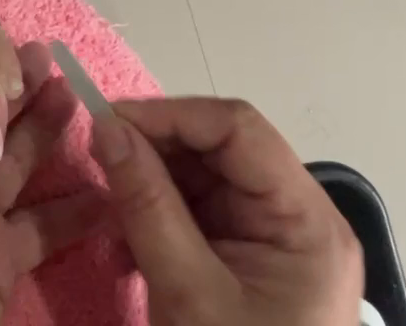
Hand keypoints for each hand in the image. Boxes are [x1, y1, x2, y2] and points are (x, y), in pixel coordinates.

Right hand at [89, 97, 363, 325]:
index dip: (169, 114)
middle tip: (100, 168)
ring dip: (148, 186)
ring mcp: (271, 235)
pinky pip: (194, 208)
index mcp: (304, 220)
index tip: (106, 124)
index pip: (236, 127)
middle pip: (216, 146)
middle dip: (153, 152)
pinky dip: (155, 215)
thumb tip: (103, 124)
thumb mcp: (187, 290)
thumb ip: (146, 202)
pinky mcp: (247, 254)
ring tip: (114, 221)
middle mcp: (295, 216)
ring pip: (198, 174)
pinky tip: (129, 247)